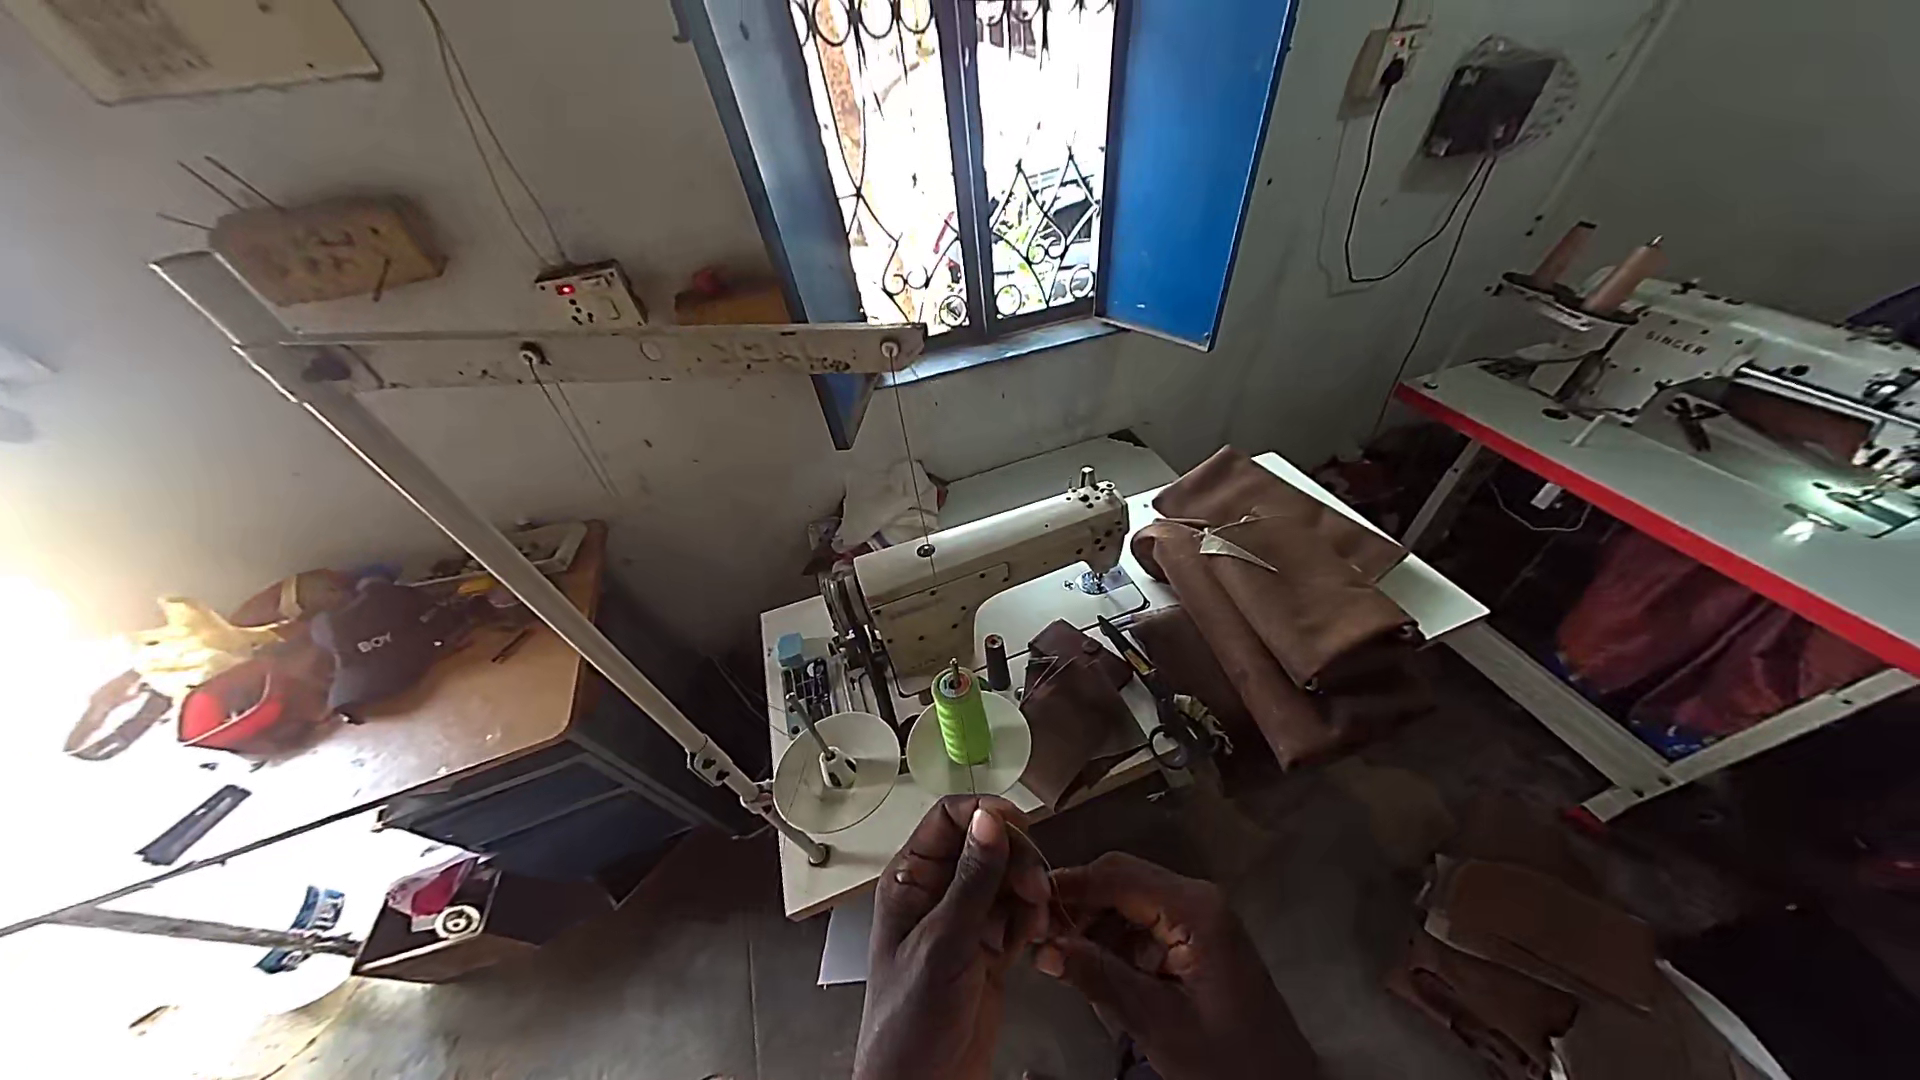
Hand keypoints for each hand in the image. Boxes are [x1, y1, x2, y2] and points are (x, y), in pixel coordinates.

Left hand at [854, 796, 1051, 1079]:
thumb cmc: (909, 1020)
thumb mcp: (943, 942)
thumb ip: (971, 879)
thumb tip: (988, 819)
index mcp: (912, 877)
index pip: (948, 818)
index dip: (983, 813)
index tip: (1018, 823)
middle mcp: (939, 890)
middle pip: (986, 844)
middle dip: (1015, 858)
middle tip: (1034, 885)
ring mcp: (966, 917)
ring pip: (1006, 876)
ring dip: (1028, 889)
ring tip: (1036, 916)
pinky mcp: (989, 943)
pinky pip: (1018, 911)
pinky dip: (1032, 917)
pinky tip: (1034, 934)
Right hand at [1035, 853, 1317, 1079]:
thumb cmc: (1229, 1063)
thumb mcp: (1160, 1025)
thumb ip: (1100, 978)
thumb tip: (1044, 948)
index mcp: (1195, 908)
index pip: (1118, 875)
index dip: (1071, 885)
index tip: (1030, 902)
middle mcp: (1195, 896)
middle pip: (1120, 878)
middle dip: (1080, 904)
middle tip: (1042, 933)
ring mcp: (1196, 912)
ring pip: (1125, 896)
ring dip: (1093, 921)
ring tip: (1063, 953)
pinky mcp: (1192, 932)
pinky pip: (1140, 918)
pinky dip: (1113, 937)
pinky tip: (1095, 964)